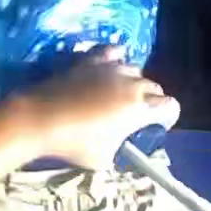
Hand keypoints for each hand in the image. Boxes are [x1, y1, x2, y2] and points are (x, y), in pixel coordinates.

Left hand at [10, 49, 179, 170]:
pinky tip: (110, 66)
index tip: (156, 125)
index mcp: (140, 108)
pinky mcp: (89, 60)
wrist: (40, 118)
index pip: (170, 107)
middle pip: (154, 86)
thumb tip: (119, 150)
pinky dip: (115, 58)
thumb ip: (119, 151)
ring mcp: (109, 68)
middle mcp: (130, 84)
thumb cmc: (73, 142)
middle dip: (151, 99)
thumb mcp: (103, 159)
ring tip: (121, 91)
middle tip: (137, 112)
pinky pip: (111, 51)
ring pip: (134, 69)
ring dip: (132, 80)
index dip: (166, 117)